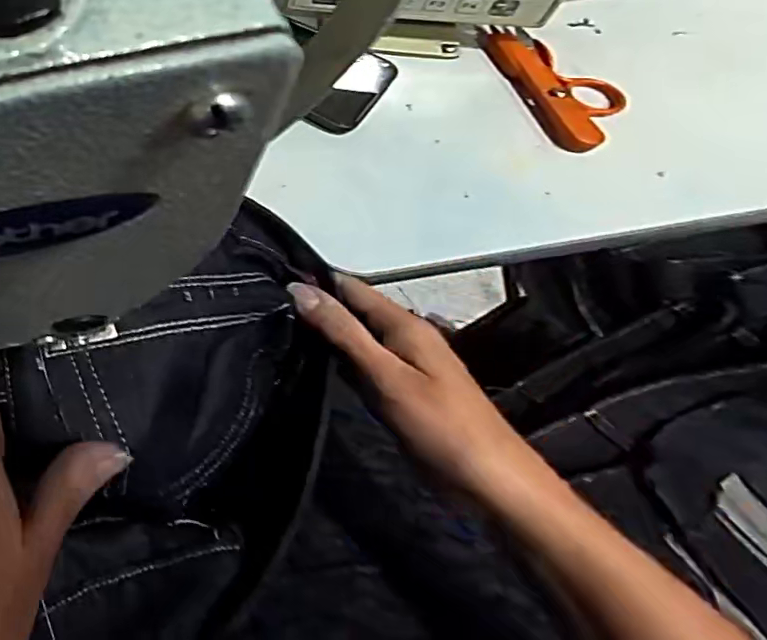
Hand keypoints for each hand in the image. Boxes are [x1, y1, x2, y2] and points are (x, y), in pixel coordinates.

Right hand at [288, 276, 559, 506]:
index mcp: (404, 324)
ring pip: (355, 337)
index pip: (350, 286)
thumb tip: (299, 290)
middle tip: (269, 306)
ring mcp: (405, 365)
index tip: (272, 278)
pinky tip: (313, 364)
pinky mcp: (402, 391)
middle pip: (352, 310)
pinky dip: (339, 360)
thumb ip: (342, 331)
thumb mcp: (385, 375)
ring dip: (325, 333)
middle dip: (316, 306)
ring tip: (281, 328)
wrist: (498, 489)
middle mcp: (404, 337)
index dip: (314, 280)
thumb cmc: (442, 428)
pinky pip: (362, 363)